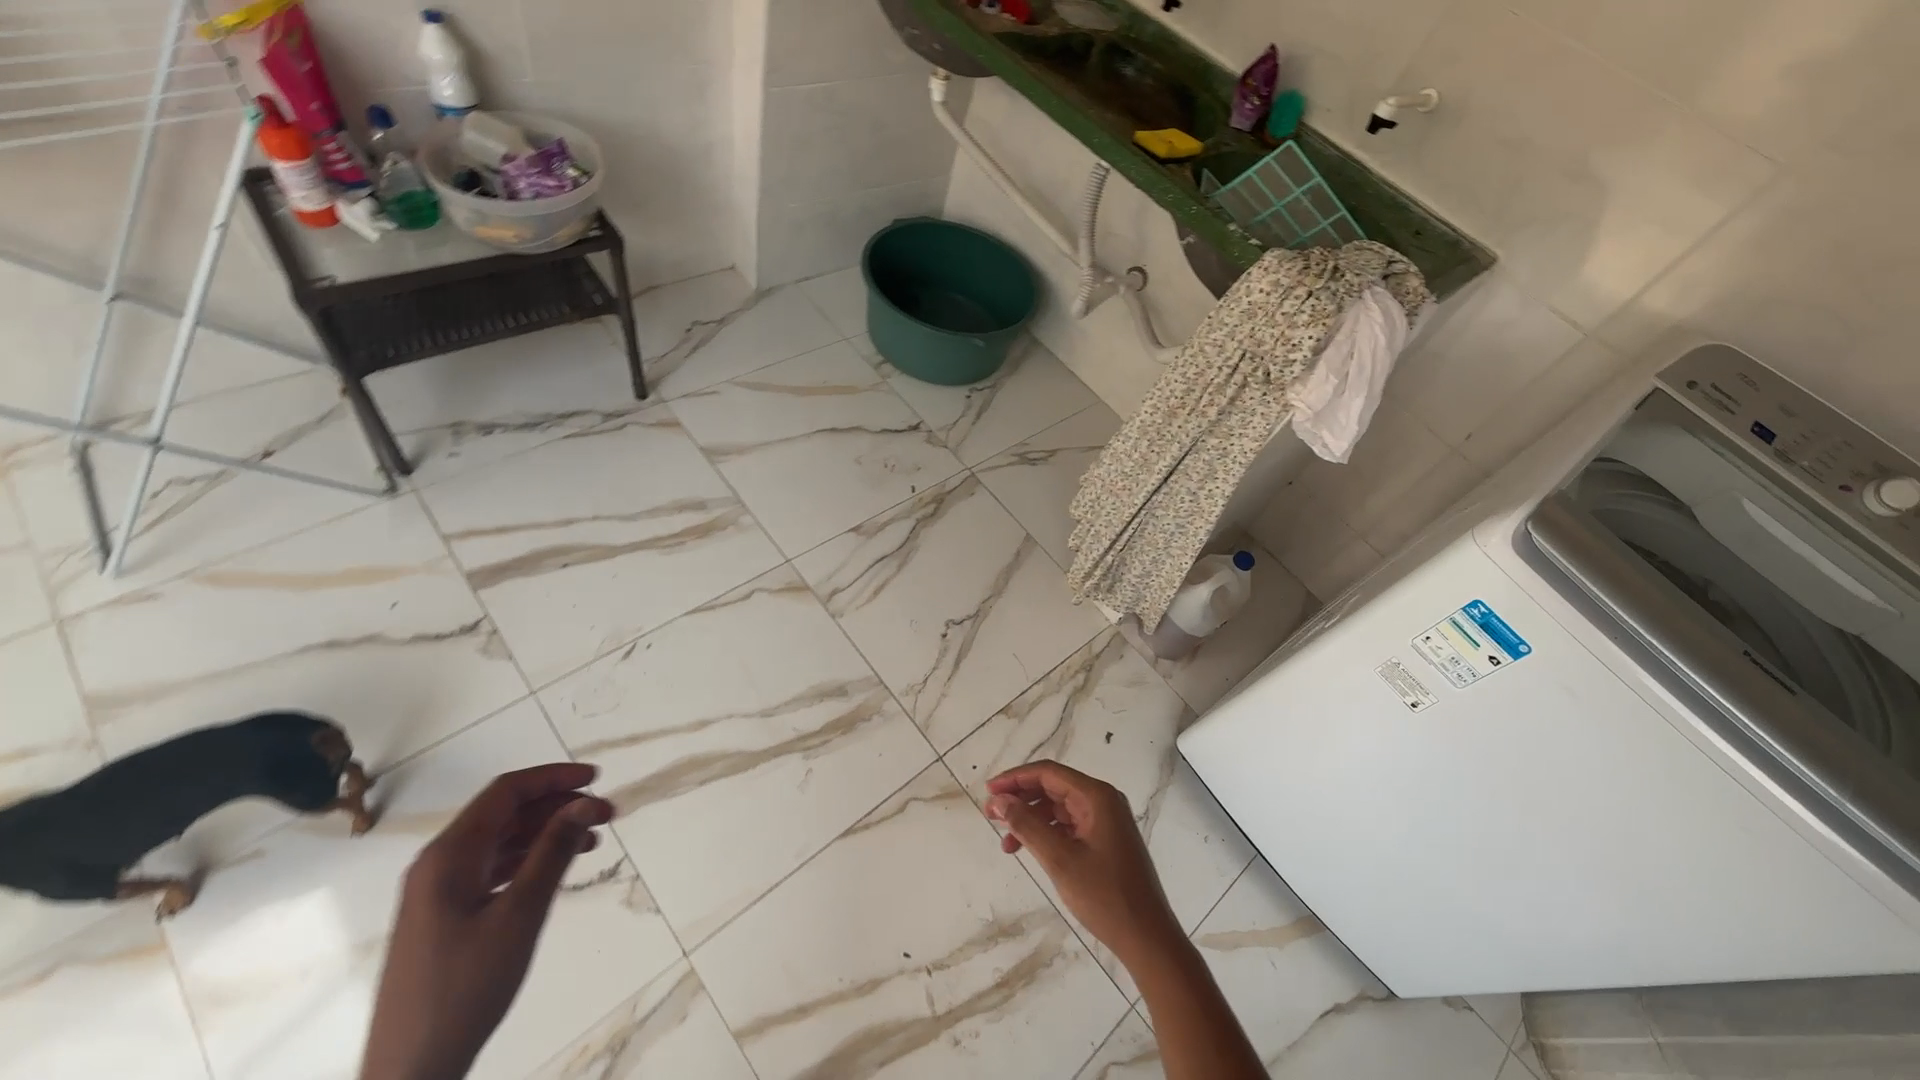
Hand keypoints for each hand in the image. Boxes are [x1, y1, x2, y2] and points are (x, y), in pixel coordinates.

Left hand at [359, 763, 613, 1079]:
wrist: (410, 1067)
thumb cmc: (465, 988)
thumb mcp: (519, 917)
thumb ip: (552, 854)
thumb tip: (584, 804)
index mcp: (448, 855)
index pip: (505, 793)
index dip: (552, 779)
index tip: (598, 779)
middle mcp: (439, 864)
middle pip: (503, 815)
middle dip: (556, 807)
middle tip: (608, 815)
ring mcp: (438, 893)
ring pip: (500, 843)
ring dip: (545, 834)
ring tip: (593, 841)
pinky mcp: (444, 917)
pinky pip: (492, 871)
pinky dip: (528, 862)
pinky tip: (558, 870)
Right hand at [984, 760, 1181, 965]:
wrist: (1146, 936)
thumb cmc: (1104, 896)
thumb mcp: (1059, 859)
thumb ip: (1027, 825)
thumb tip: (1000, 800)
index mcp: (1097, 797)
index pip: (1048, 773)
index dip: (1015, 778)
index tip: (988, 791)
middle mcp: (1103, 802)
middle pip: (1053, 788)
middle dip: (1020, 799)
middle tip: (990, 815)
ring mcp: (1106, 822)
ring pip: (1058, 808)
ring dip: (1030, 820)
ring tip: (1005, 842)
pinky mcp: (1105, 841)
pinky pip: (1068, 826)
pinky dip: (1046, 834)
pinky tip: (1028, 851)